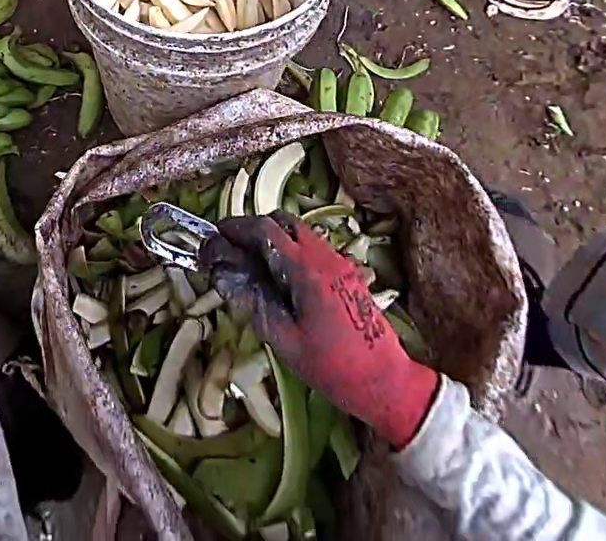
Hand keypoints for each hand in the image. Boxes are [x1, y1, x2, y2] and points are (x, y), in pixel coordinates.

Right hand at [200, 212, 438, 448]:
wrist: (390, 385)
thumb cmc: (334, 367)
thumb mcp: (283, 339)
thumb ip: (251, 301)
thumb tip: (220, 273)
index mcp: (306, 270)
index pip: (263, 230)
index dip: (235, 228)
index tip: (214, 235)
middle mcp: (324, 256)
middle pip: (281, 221)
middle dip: (252, 228)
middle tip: (232, 247)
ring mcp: (339, 262)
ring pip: (298, 231)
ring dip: (272, 237)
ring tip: (253, 263)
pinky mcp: (347, 273)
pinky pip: (312, 246)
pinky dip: (289, 249)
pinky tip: (281, 277)